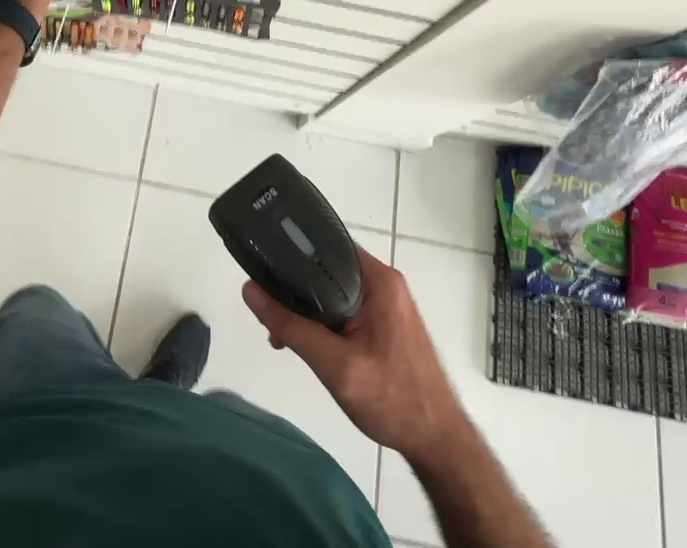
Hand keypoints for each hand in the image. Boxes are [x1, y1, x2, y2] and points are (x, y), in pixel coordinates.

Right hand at [242, 246, 463, 461]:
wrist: (436, 441)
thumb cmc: (392, 400)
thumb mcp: (335, 365)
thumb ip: (292, 327)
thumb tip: (250, 291)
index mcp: (380, 282)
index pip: (328, 245)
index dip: (292, 251)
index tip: (262, 267)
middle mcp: (385, 284)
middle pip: (327, 268)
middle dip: (294, 288)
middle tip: (268, 313)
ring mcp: (387, 304)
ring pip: (333, 291)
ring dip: (306, 310)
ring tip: (281, 335)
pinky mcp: (384, 323)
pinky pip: (345, 309)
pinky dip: (322, 321)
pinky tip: (305, 343)